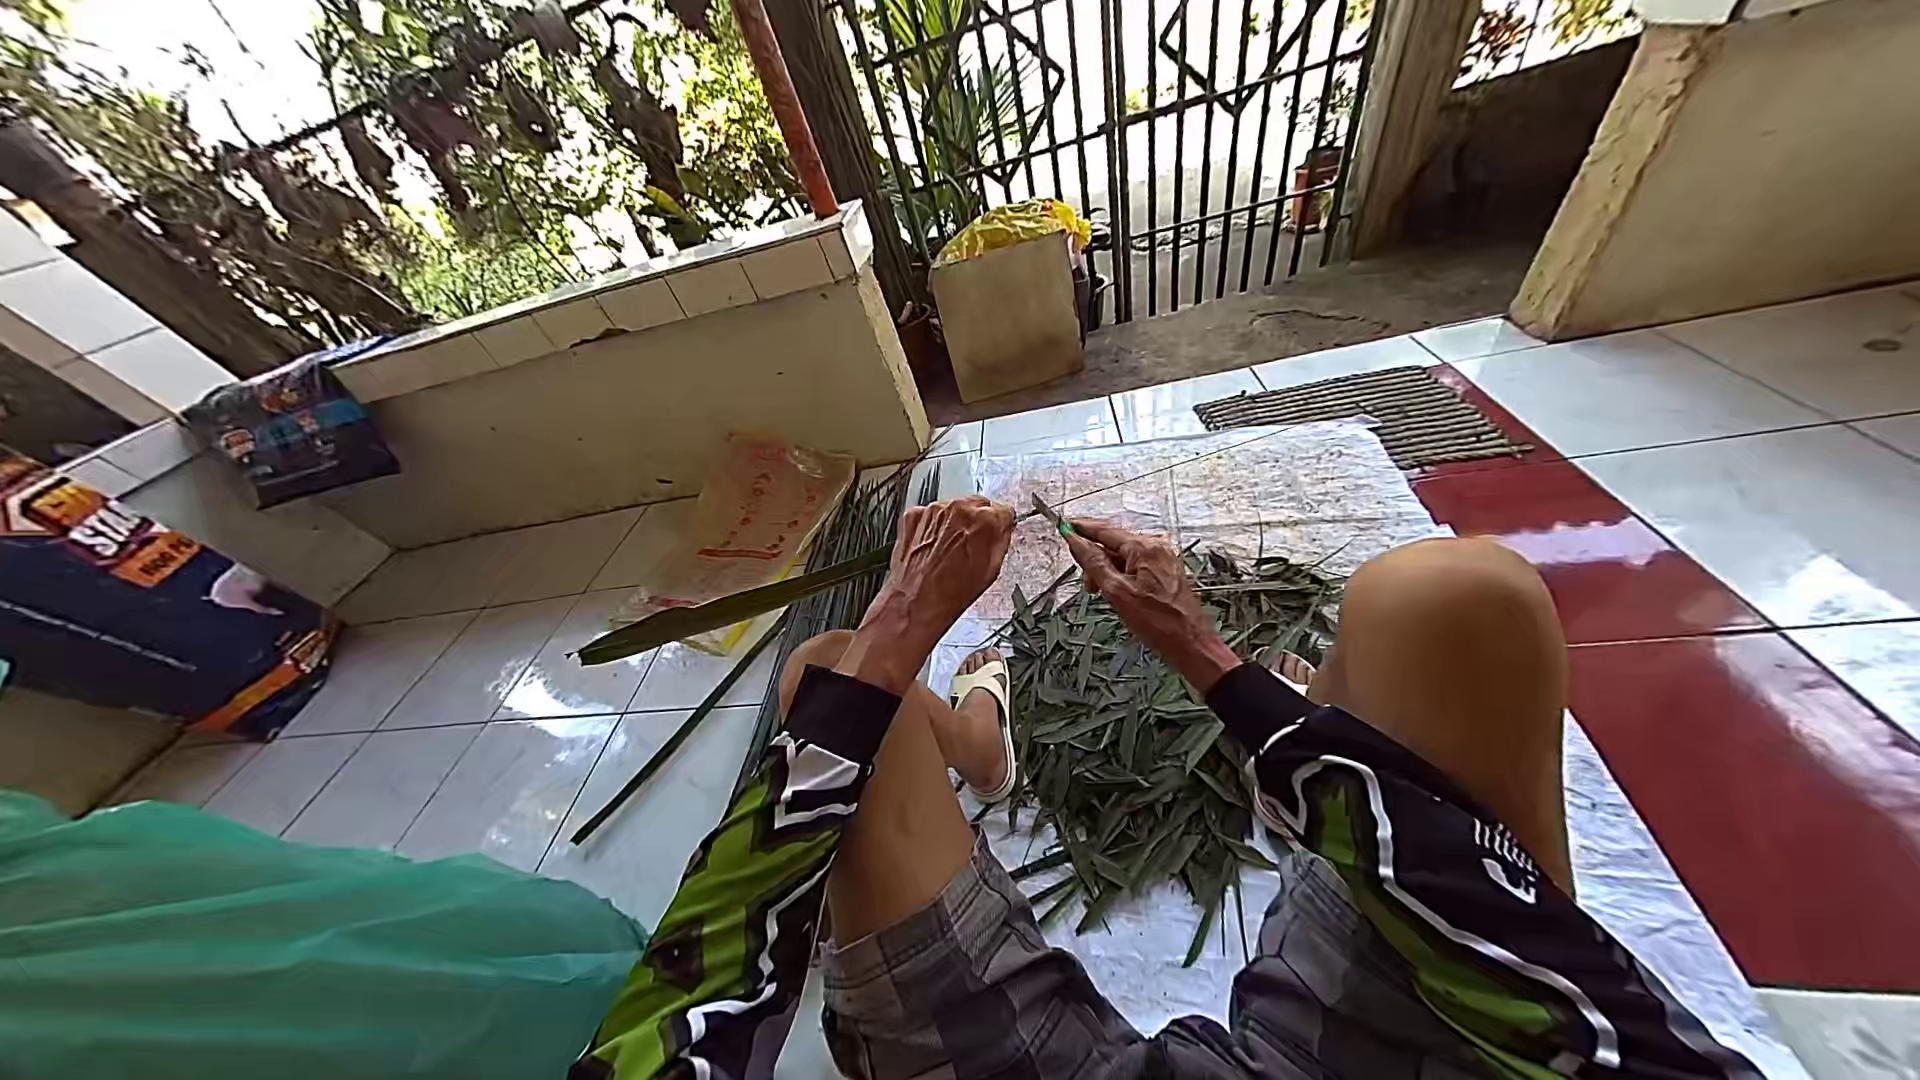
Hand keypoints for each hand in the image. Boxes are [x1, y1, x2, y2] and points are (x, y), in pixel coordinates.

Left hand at [841, 496, 1014, 692]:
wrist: (917, 601)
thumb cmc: (951, 591)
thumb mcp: (992, 569)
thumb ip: (1001, 540)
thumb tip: (1002, 528)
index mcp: (985, 520)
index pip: (1003, 510)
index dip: (999, 524)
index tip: (995, 531)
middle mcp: (959, 509)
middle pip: (977, 505)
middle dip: (976, 522)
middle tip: (971, 546)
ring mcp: (934, 511)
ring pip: (952, 509)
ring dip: (953, 524)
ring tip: (948, 552)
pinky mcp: (914, 516)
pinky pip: (930, 515)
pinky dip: (932, 527)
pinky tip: (933, 549)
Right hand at [1062, 520, 1239, 693]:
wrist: (1191, 644)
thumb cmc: (1160, 623)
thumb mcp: (1117, 592)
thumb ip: (1093, 563)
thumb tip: (1076, 542)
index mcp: (1145, 547)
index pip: (1104, 530)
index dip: (1081, 529)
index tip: (1064, 526)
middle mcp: (1156, 547)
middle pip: (1113, 543)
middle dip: (1095, 560)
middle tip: (1087, 583)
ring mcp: (1162, 558)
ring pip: (1123, 556)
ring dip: (1107, 571)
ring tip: (1104, 594)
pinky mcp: (1165, 571)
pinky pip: (1135, 565)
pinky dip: (1121, 576)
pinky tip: (1118, 594)